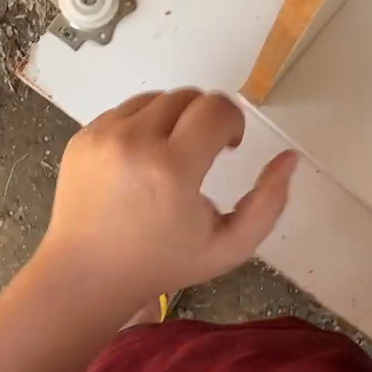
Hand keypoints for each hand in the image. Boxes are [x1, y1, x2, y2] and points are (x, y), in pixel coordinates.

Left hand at [37, 89, 298, 304]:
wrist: (87, 276)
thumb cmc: (162, 264)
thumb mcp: (228, 247)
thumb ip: (268, 204)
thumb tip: (289, 158)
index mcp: (172, 170)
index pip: (216, 108)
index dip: (233, 122)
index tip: (230, 146)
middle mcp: (134, 142)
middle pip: (188, 96)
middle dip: (205, 117)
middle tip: (205, 152)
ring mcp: (102, 136)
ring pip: (156, 99)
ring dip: (174, 118)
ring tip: (172, 155)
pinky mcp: (82, 137)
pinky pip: (125, 111)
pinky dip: (142, 126)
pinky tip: (142, 161)